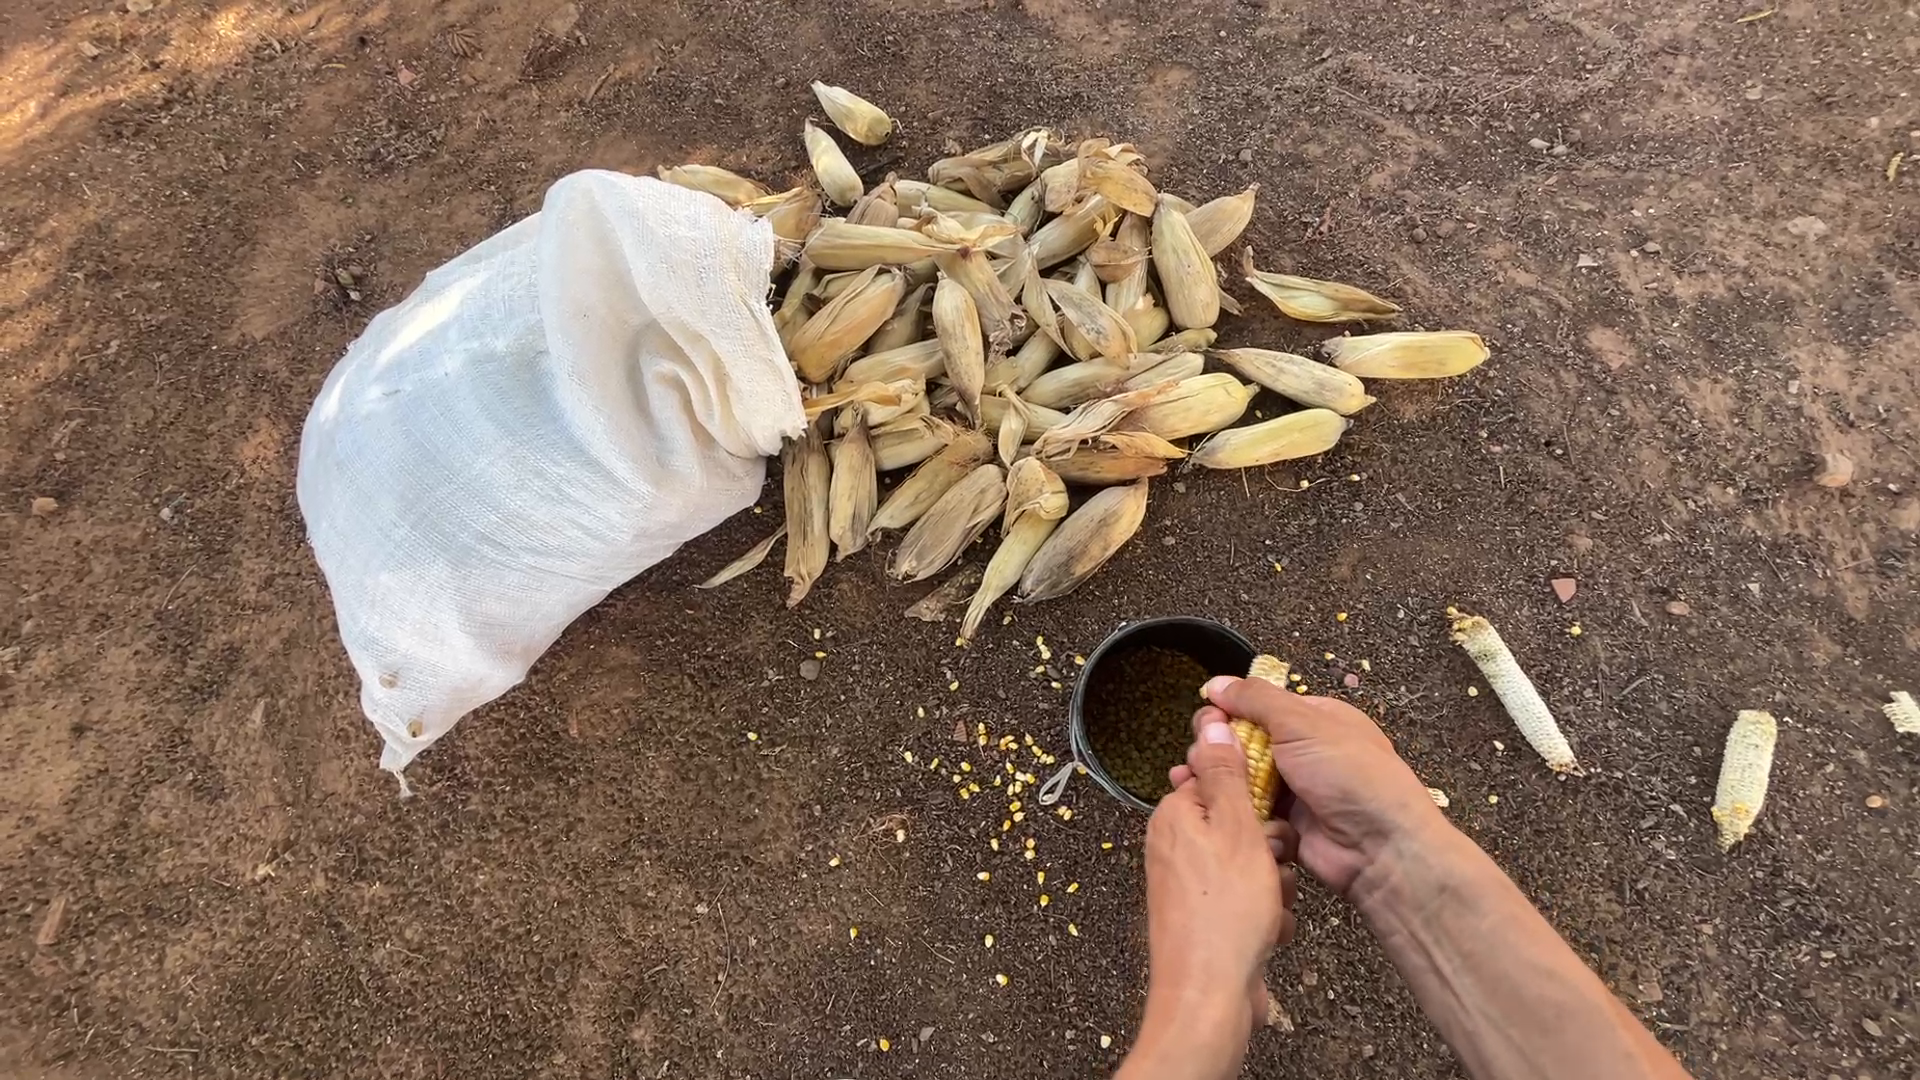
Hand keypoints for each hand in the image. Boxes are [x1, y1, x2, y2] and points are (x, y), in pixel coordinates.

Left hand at [1140, 719, 1285, 1039]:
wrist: (1208, 997)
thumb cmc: (1223, 914)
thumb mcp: (1236, 830)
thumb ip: (1227, 775)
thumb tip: (1211, 722)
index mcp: (1174, 814)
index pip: (1218, 781)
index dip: (1253, 799)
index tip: (1272, 818)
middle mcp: (1173, 843)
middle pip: (1237, 824)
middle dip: (1268, 848)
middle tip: (1274, 868)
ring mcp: (1185, 882)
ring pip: (1247, 864)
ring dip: (1271, 884)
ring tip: (1270, 906)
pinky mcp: (1201, 915)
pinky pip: (1243, 899)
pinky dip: (1262, 913)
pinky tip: (1267, 932)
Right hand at [1173, 676, 1448, 899]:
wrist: (1381, 851)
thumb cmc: (1350, 776)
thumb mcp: (1303, 724)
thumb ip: (1256, 699)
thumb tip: (1216, 683)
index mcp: (1314, 719)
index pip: (1259, 703)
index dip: (1230, 707)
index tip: (1208, 718)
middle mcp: (1301, 750)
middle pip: (1244, 738)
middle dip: (1219, 742)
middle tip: (1201, 751)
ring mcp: (1292, 787)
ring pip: (1241, 773)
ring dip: (1218, 773)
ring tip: (1193, 777)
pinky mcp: (1282, 821)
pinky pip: (1246, 805)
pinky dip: (1227, 802)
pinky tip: (1201, 800)